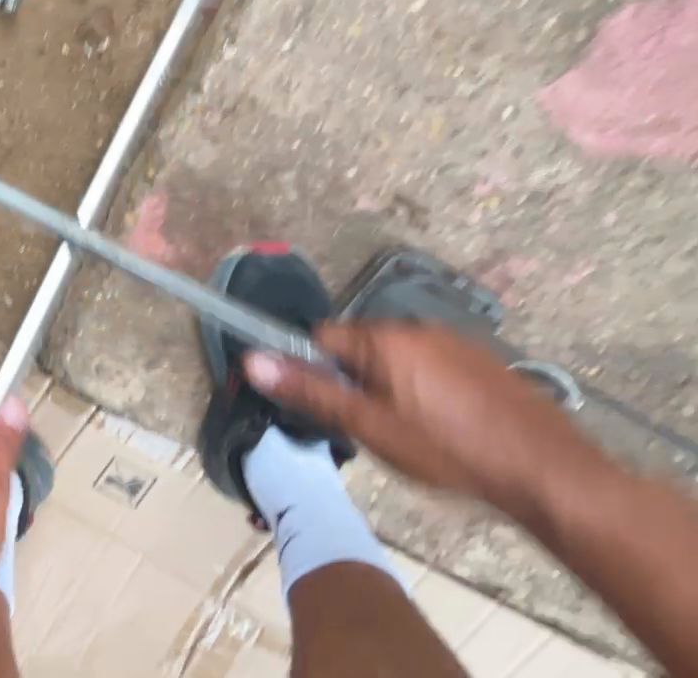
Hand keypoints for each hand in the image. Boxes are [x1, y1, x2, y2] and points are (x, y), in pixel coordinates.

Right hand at [244, 324, 600, 514]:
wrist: (556, 479)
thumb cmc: (450, 451)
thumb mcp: (369, 426)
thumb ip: (309, 390)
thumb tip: (250, 360)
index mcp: (383, 338)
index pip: (320, 338)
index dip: (314, 371)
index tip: (329, 405)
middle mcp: (418, 328)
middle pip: (359, 347)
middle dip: (355, 379)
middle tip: (370, 425)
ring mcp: (459, 344)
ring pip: (398, 358)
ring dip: (391, 384)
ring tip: (410, 430)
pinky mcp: (489, 364)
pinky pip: (435, 367)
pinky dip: (427, 389)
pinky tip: (447, 427)